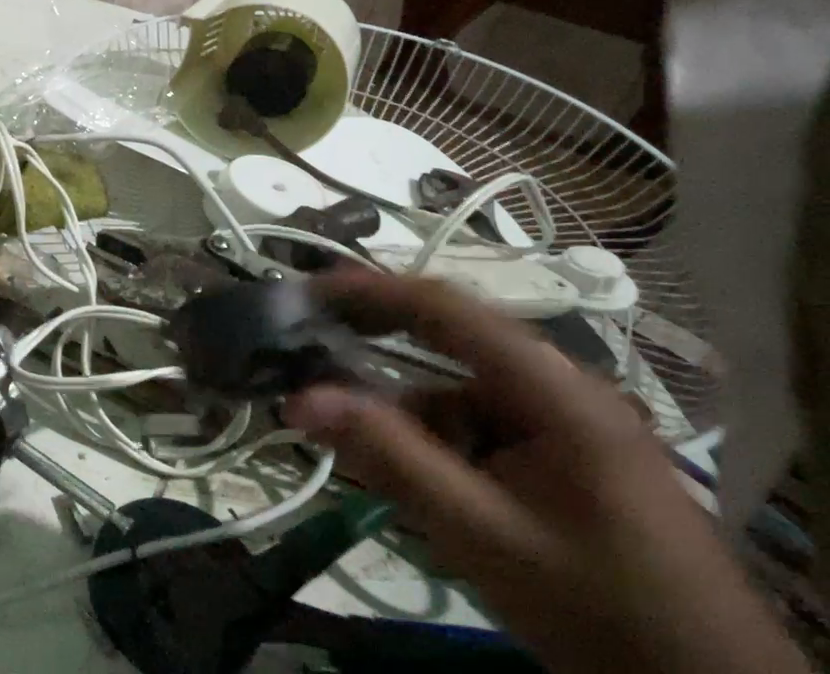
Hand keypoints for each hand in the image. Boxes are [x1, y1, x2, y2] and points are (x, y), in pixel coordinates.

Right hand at [284, 272, 806, 673]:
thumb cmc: (597, 604)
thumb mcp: (479, 531)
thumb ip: (387, 457)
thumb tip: (298, 398)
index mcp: (556, 392)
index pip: (449, 311)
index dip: (372, 290)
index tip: (304, 290)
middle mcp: (562, 393)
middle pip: (449, 353)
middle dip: (379, 362)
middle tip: (309, 367)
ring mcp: (566, 428)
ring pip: (459, 401)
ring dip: (410, 424)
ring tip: (374, 470)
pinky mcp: (564, 462)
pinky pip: (481, 435)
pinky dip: (440, 452)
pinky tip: (426, 497)